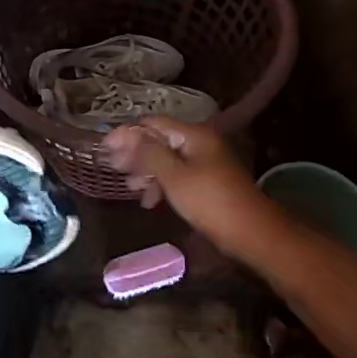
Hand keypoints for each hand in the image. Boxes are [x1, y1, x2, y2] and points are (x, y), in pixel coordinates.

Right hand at [102, 115, 263, 228]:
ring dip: (146, 172)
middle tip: (115, 171)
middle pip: (158, 140)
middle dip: (135, 155)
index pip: (151, 123)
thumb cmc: (210, 202)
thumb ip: (146, 152)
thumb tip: (121, 133)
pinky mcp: (206, 180)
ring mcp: (204, 161)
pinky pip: (176, 174)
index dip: (126, 134)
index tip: (105, 150)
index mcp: (194, 135)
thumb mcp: (173, 176)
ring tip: (132, 189)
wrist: (252, 234)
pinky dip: (161, 184)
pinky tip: (151, 201)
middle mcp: (199, 142)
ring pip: (165, 159)